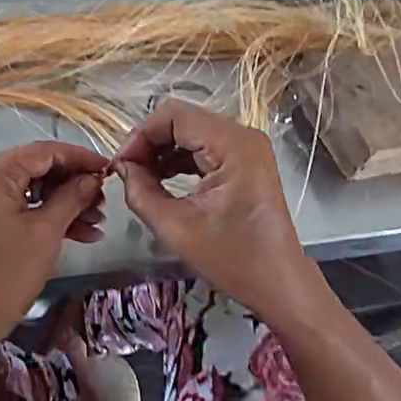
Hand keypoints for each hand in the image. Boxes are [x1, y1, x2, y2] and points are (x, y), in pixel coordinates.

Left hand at [0, 141, 108, 373]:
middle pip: (38, 168)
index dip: (81, 158)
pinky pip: (20, 208)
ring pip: (31, 191)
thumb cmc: (2, 274)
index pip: (45, 151)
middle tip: (104, 204)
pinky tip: (79, 234)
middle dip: (73, 185)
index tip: (112, 171)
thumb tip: (92, 177)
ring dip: (64, 205)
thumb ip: (71, 198)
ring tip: (97, 225)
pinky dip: (47, 218)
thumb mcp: (44, 233)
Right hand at [112, 100, 319, 321]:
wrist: (279, 284)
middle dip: (148, 141)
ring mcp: (245, 146)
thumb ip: (138, 190)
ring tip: (141, 176)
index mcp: (232, 146)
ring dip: (161, 149)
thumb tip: (122, 166)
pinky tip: (161, 178)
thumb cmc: (231, 258)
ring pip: (188, 129)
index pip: (173, 116)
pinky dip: (177, 156)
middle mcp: (242, 136)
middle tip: (128, 170)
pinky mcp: (244, 159)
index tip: (121, 164)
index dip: (140, 135)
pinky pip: (201, 143)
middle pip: (180, 118)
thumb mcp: (173, 226)